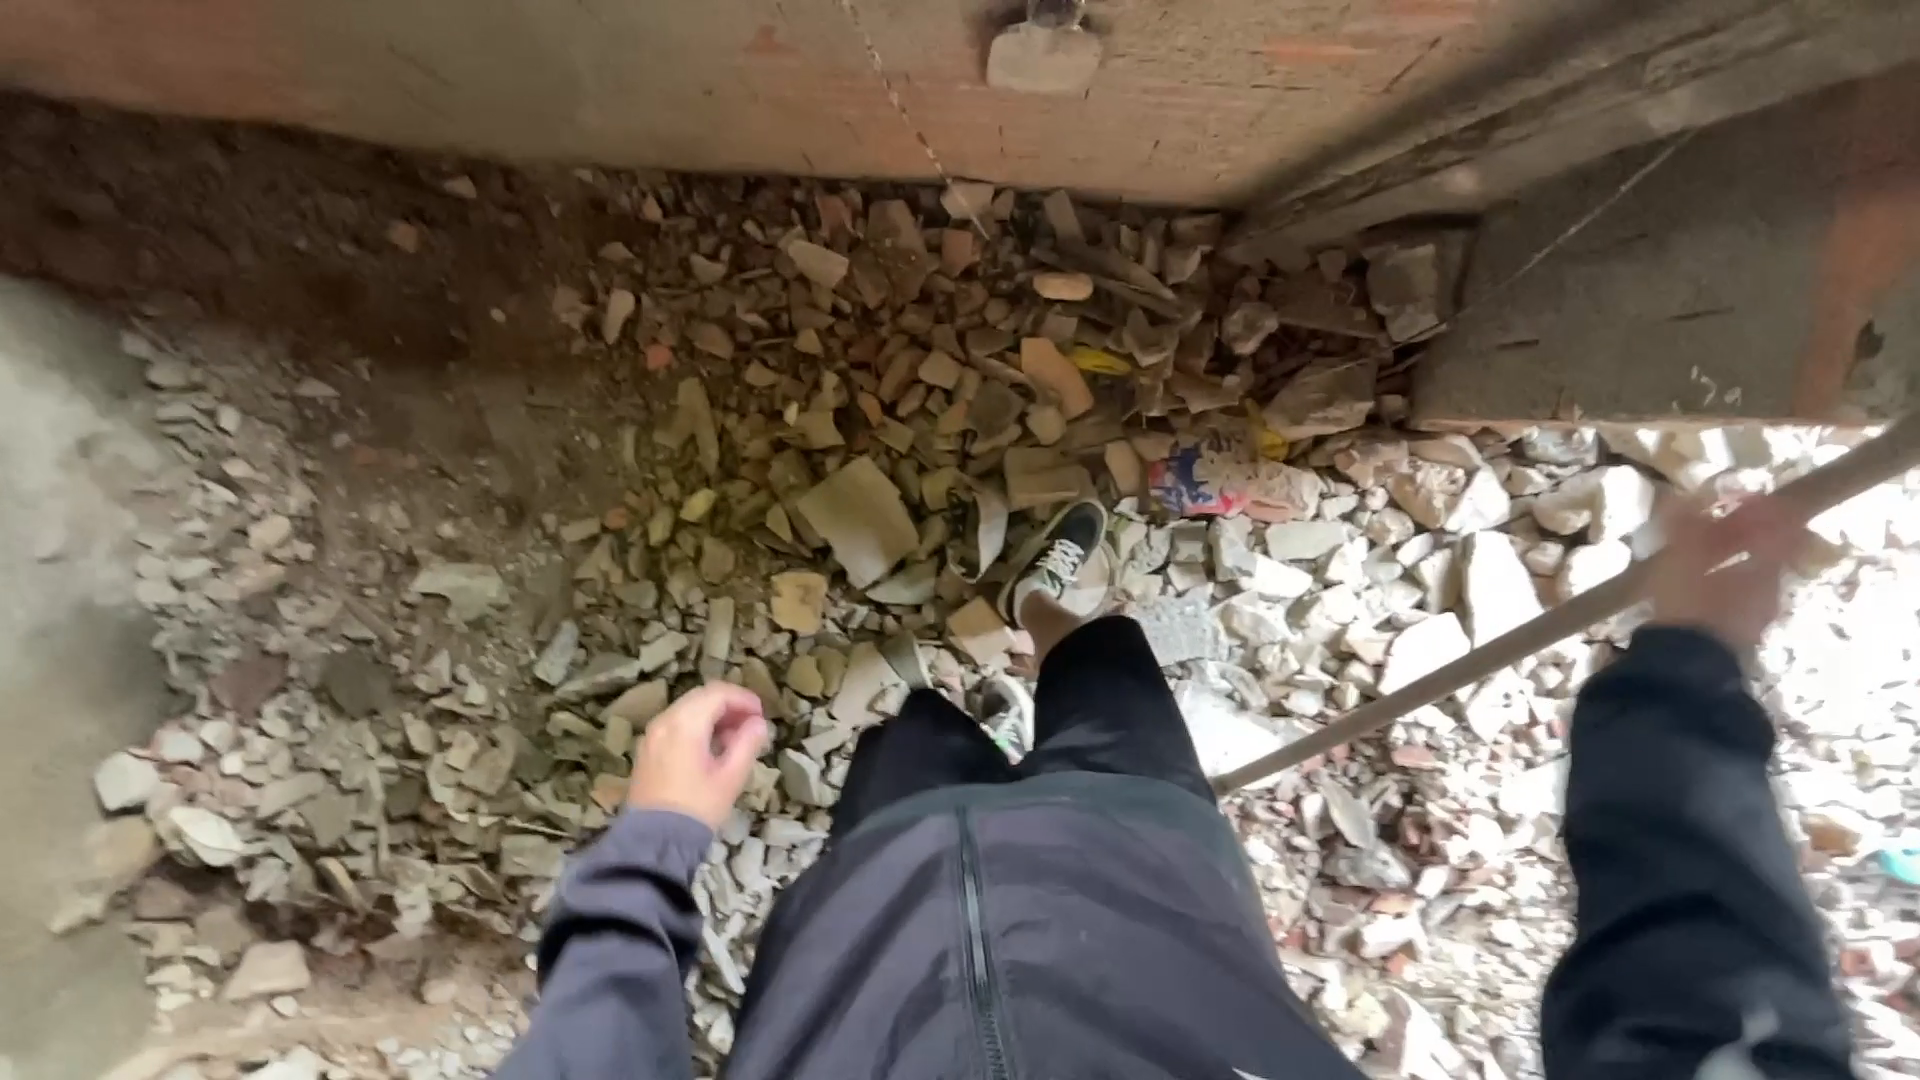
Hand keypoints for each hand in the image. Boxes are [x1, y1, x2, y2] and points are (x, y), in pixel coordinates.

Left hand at [627, 682, 768, 828]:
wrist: (653, 843)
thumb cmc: (697, 807)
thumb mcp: (731, 777)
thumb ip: (747, 743)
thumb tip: (759, 724)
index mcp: (685, 724)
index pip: (718, 693)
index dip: (744, 698)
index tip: (761, 714)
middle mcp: (665, 721)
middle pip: (701, 697)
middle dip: (729, 705)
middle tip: (750, 724)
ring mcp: (652, 736)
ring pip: (687, 709)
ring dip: (713, 715)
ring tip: (733, 739)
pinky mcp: (647, 750)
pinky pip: (675, 725)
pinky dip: (696, 726)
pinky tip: (710, 749)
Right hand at [1648, 494, 1807, 652]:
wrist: (1688, 658)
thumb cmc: (1688, 603)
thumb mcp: (1681, 560)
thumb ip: (1684, 528)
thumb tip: (1678, 495)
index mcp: (1765, 566)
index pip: (1778, 526)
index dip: (1761, 507)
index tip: (1735, 495)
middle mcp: (1770, 585)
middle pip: (1768, 549)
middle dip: (1744, 532)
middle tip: (1715, 522)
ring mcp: (1756, 609)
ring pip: (1753, 572)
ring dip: (1733, 557)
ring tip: (1701, 552)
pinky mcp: (1738, 627)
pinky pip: (1738, 593)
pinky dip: (1723, 579)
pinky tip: (1699, 584)